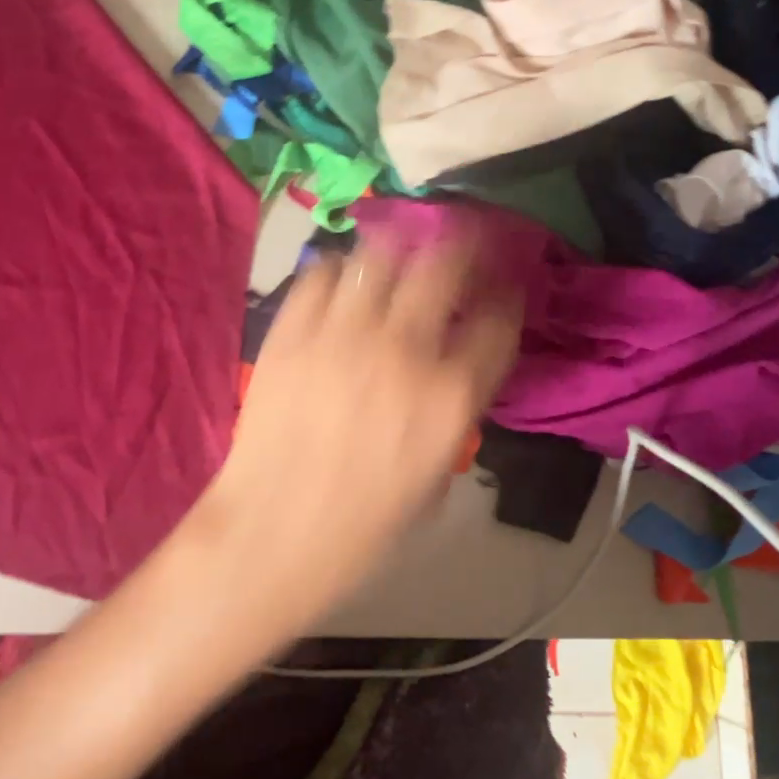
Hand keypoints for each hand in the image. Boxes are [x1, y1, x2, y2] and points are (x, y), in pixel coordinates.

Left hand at [188, 233, 522, 630]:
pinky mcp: (290, 331)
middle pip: (445, 266)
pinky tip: (340, 286)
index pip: (499, 320)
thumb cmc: (360, 529)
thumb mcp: (431, 478)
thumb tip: (449, 374)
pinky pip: (319, 276)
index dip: (505, 296)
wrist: (273, 532)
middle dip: (460, 248)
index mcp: (452, 396)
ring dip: (396, 251)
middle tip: (457, 246)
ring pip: (379, 257)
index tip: (500, 290)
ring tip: (397, 256)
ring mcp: (342, 334)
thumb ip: (449, 416)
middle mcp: (404, 350)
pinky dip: (336, 272)